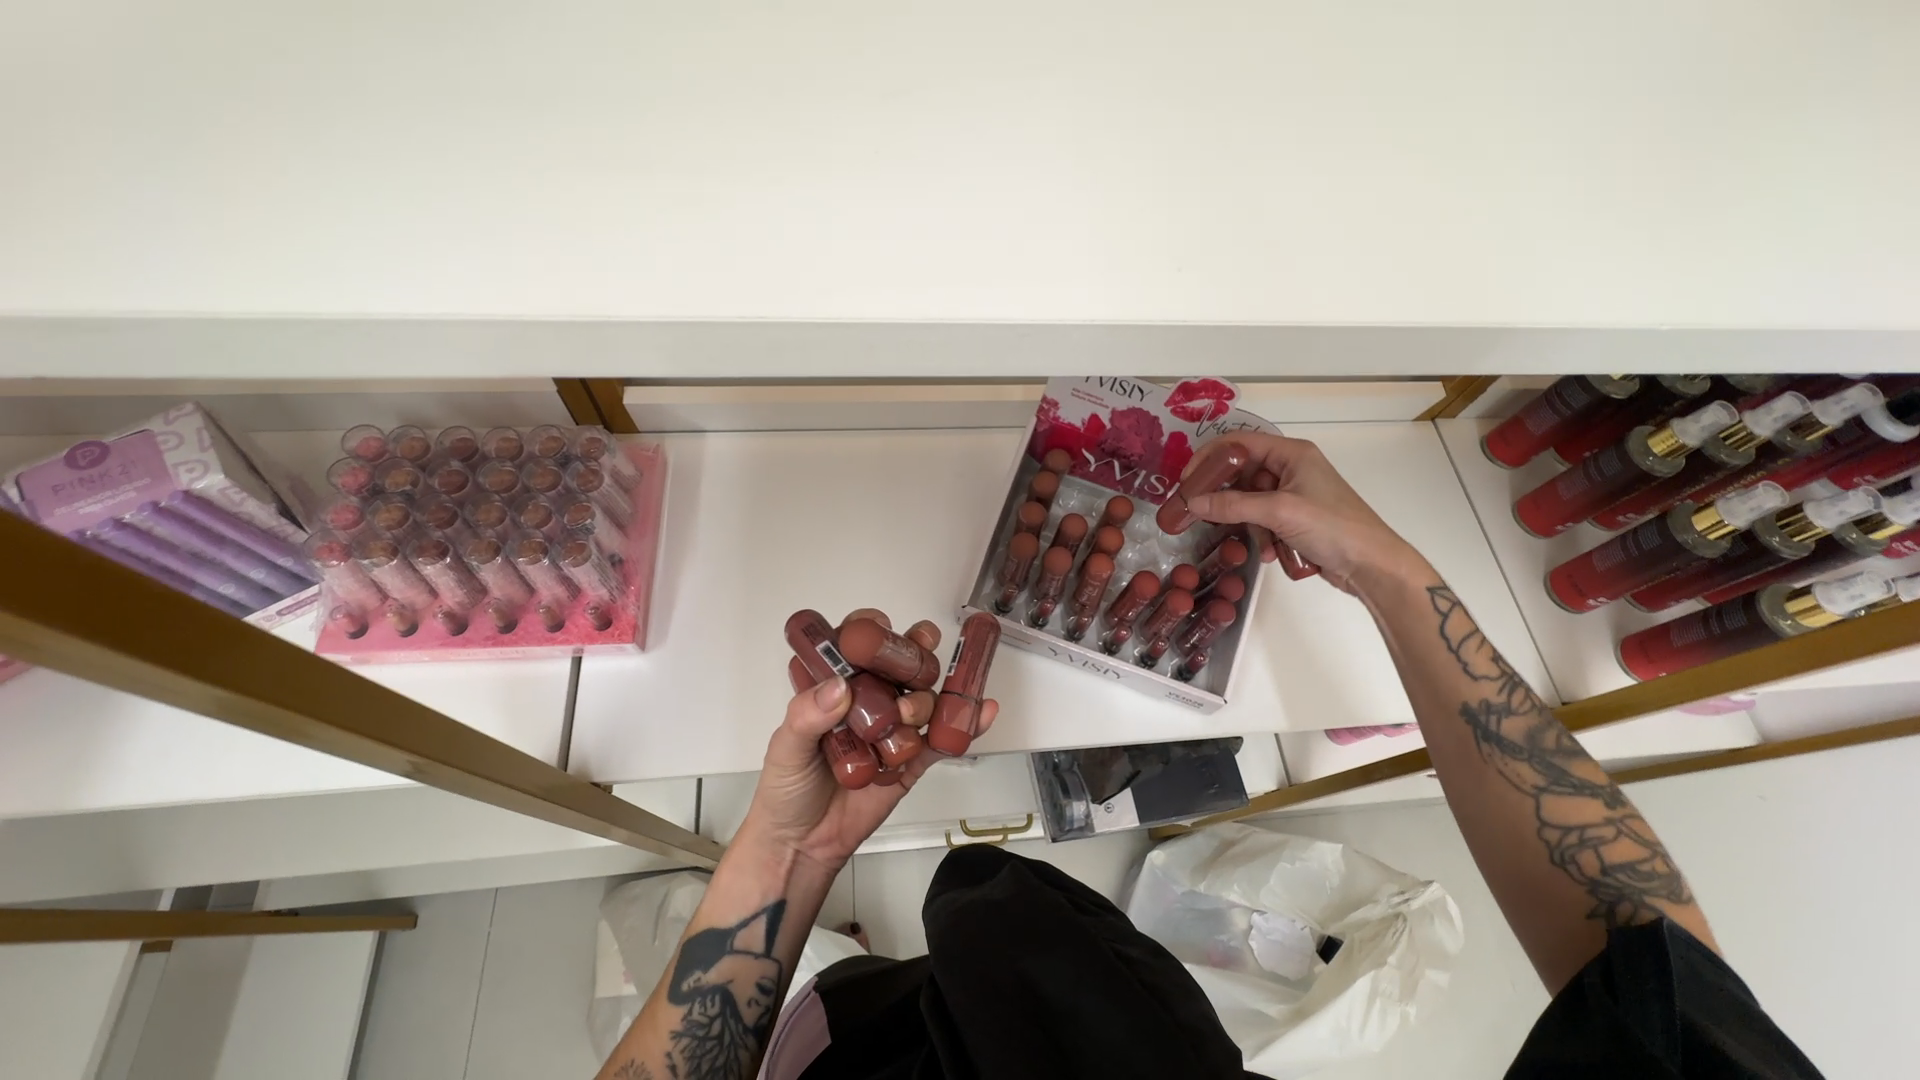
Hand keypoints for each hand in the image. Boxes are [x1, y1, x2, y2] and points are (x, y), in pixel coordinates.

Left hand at [740, 609, 999, 872]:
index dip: (871, 632)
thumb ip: (807, 716)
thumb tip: (839, 687)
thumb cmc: (785, 791)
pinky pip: (941, 740)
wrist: (802, 846)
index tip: (880, 629)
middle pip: (900, 666)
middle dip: (913, 654)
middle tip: (919, 650)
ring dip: (925, 698)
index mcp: (834, 690)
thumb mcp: (786, 748)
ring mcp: (892, 731)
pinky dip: (965, 725)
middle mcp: (868, 703)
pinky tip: (982, 712)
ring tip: (910, 714)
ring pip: (923, 700)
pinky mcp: (912, 762)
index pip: (856, 648)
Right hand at [1182, 433, 1430, 596]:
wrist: (1372, 564)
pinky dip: (1262, 536)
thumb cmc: (1331, 527)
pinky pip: (1263, 520)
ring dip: (1248, 523)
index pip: (1239, 443)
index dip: (1210, 458)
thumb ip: (1232, 506)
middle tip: (1200, 514)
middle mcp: (1291, 468)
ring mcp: (1294, 494)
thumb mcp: (1278, 512)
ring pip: (1250, 501)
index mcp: (1291, 453)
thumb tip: (1191, 503)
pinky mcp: (1296, 518)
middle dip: (1225, 497)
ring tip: (1255, 541)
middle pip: (1242, 474)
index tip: (1186, 481)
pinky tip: (1272, 553)